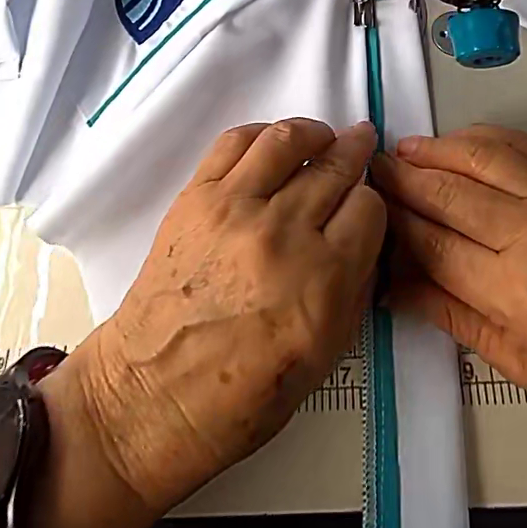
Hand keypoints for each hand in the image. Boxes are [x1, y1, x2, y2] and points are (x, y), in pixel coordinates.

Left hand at [28, 118, 384, 527]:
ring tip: (321, 136)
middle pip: (333, 169)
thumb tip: (359, 233)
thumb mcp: (326, 353)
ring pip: (287, 141)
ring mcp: (234, 207)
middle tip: (362, 141)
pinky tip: (272, 143)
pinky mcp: (195, 196)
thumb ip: (352, 284)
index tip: (363, 206)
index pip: (368, 208)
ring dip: (313, 133)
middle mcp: (283, 233)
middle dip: (354, 152)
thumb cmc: (245, 394)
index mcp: (324, 280)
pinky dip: (261, 134)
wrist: (155, 389)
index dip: (371, 203)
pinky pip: (235, 142)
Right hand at [370, 125, 526, 446]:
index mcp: (518, 294)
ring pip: (473, 156)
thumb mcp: (516, 361)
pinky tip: (448, 146)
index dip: (392, 224)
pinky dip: (473, 138)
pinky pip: (513, 142)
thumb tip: (386, 283)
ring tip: (398, 153)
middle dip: (399, 180)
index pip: (431, 243)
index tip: (367, 211)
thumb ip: (445, 313)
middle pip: (444, 193)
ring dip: (428, 151)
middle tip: (370, 173)